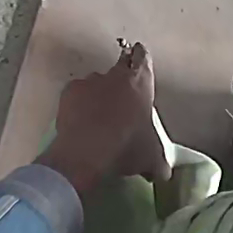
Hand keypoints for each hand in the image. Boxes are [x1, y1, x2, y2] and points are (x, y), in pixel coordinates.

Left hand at [37, 43, 169, 194]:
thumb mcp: (151, 157)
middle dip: (121, 77)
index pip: (143, 59)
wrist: (87, 150)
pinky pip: (77, 94)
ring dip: (99, 93)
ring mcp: (90, 81)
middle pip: (120, 65)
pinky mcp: (69, 91)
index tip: (140, 60)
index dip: (142, 59)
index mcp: (140, 83)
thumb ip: (159, 161)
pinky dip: (79, 103)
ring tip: (98, 116)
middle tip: (122, 95)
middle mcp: (116, 75)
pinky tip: (80, 121)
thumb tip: (163, 174)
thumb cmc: (127, 146)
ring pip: (97, 82)